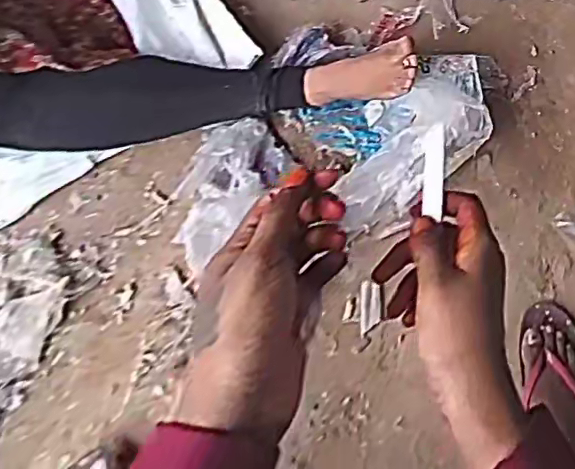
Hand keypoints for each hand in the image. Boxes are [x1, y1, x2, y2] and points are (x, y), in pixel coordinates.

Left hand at [172, 169, 348, 443]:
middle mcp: (257, 267)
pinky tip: (338, 259)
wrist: (246, 397)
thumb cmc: (236, 337)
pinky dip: (331, 261)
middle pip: (293, 222)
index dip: (300, 186)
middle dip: (317, 209)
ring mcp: (278, 287)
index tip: (328, 177)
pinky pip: (319, 272)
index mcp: (239, 251)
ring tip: (336, 239)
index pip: (273, 204)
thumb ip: (279, 219)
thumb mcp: (258, 263)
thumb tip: (291, 183)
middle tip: (336, 209)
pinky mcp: (297, 307)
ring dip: (326, 235)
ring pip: (309, 245)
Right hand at [373, 193, 525, 468]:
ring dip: (411, 272)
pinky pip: (439, 284)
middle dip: (415, 244)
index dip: (441, 199)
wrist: (470, 386)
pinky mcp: (464, 303)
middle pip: (446, 234)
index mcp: (482, 247)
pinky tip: (407, 311)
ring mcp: (474, 282)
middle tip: (393, 257)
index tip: (418, 203)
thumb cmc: (460, 339)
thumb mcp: (434, 281)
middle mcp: (482, 261)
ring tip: (393, 293)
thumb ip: (427, 244)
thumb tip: (424, 221)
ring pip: (438, 260)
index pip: (466, 205)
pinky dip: (419, 291)